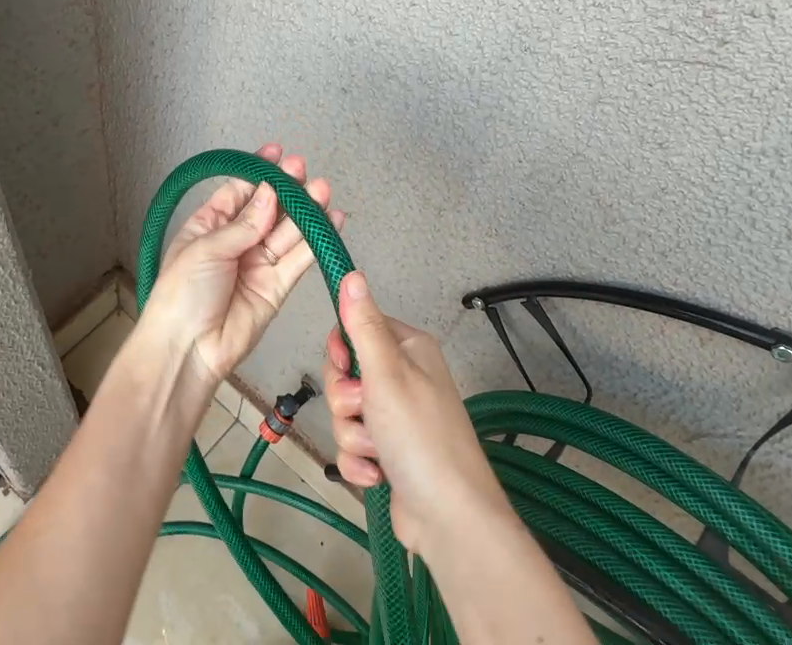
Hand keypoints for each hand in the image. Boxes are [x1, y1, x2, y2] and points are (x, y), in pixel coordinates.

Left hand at [135, 143, 343, 386]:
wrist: (187, 349)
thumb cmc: (180, 296)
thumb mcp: (205, 249)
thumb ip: (243, 224)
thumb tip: (269, 194)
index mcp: (209, 226)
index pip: (239, 191)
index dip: (259, 173)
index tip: (278, 154)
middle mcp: (235, 242)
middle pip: (267, 209)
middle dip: (286, 189)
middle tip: (304, 170)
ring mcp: (257, 264)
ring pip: (287, 231)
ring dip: (305, 211)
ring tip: (322, 189)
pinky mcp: (276, 287)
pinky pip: (299, 259)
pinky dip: (315, 240)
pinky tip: (331, 220)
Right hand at [324, 272, 512, 556]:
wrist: (449, 518)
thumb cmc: (420, 437)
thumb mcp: (386, 373)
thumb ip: (363, 324)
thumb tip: (352, 273)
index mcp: (408, 349)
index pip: (355, 328)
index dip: (342, 351)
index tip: (346, 369)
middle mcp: (403, 378)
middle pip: (344, 373)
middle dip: (346, 400)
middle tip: (367, 412)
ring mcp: (395, 418)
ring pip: (344, 413)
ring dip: (353, 435)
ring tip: (379, 450)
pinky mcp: (388, 452)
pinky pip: (351, 446)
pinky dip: (358, 462)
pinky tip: (377, 475)